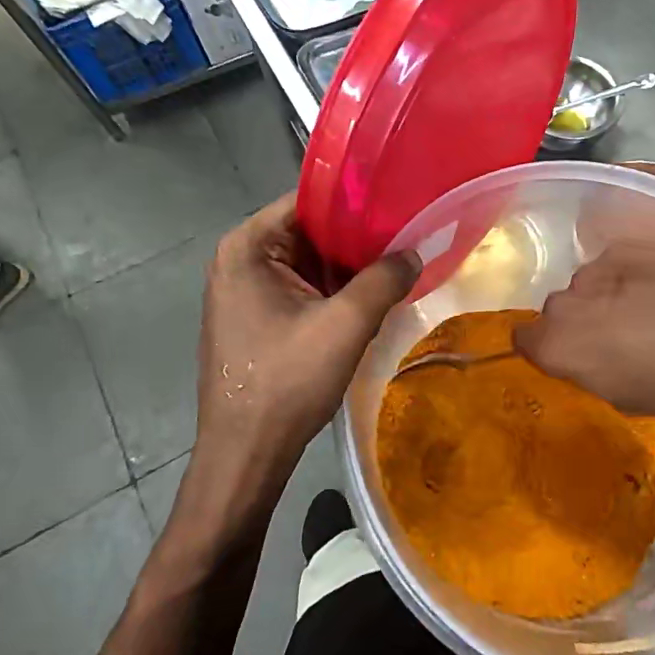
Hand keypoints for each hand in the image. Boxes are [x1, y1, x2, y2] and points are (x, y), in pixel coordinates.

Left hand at [196, 194, 418, 473]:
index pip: (306, 201)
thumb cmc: (286, 382)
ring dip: (345, 269)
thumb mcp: (344, 326)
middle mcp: (237, 259)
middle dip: (354, 238)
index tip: (398, 205)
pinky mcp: (250, 318)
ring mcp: (241, 290)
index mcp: (246, 246)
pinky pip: (297, 289)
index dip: (353, 201)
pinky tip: (366, 299)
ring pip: (305, 263)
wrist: (244, 453)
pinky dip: (329, 292)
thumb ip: (383, 280)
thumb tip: (416, 252)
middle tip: (407, 237)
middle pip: (306, 232)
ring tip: (396, 265)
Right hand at [512, 239, 654, 417]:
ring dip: (608, 297)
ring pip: (588, 286)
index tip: (574, 356)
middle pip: (557, 311)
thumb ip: (586, 374)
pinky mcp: (626, 246)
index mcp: (556, 346)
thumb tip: (582, 359)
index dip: (546, 348)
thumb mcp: (626, 398)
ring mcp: (593, 270)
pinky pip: (616, 264)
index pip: (523, 340)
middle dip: (581, 322)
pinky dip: (634, 275)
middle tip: (620, 337)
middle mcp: (562, 303)